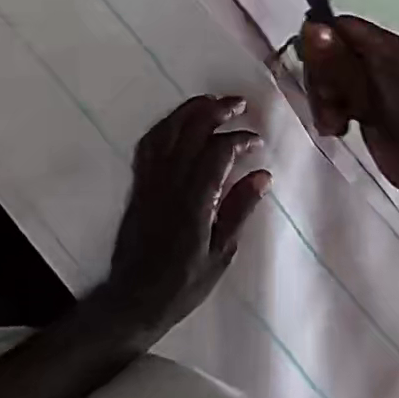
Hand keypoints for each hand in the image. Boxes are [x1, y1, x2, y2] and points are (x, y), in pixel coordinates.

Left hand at [92, 95, 271, 345]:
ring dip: (189, 110)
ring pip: (167, 130)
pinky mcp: (138, 181)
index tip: (257, 142)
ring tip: (211, 101)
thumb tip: (263, 175)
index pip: (217, 153)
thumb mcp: (221, 253)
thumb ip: (240, 209)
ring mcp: (150, 178)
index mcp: (194, 200)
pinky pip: (149, 142)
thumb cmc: (183, 282)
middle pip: (191, 131)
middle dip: (216, 111)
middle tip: (238, 103)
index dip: (239, 140)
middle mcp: (169, 181)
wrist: (135, 296)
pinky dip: (166, 125)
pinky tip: (179, 121)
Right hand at [300, 16, 398, 197]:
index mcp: (384, 45)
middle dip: (321, 80)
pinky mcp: (362, 100)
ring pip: (327, 76)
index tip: (309, 69)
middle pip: (328, 51)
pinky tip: (339, 126)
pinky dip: (330, 111)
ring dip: (324, 100)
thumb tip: (312, 27)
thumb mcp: (367, 91)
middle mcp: (376, 56)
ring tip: (335, 121)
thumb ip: (337, 60)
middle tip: (329, 102)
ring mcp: (369, 79)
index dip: (319, 44)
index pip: (338, 26)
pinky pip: (333, 94)